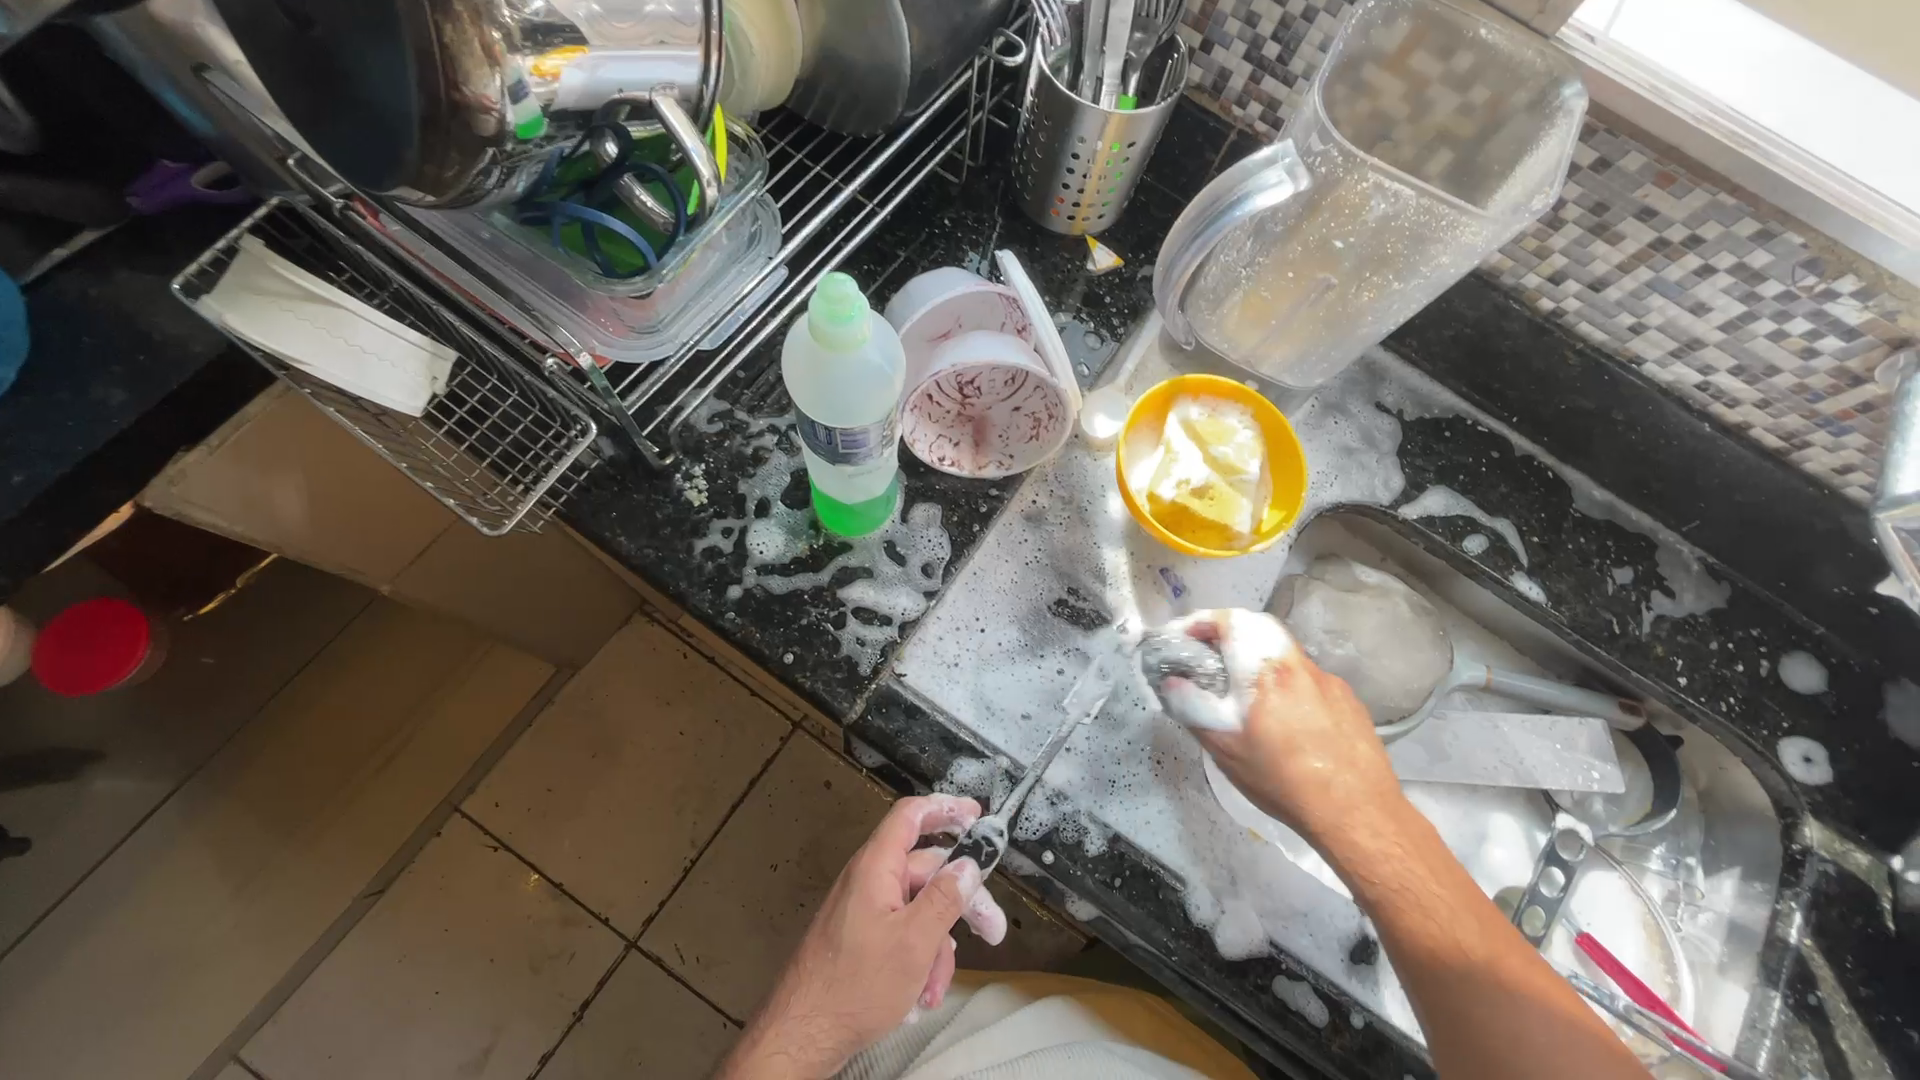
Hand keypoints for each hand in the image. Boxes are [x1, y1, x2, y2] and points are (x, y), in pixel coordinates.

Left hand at [716, 795, 1006, 1079]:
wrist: (803, 1035)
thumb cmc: (856, 985)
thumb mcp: (914, 942)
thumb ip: (945, 898)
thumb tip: (969, 863)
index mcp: (876, 866)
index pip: (911, 816)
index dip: (945, 809)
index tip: (977, 815)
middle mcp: (869, 880)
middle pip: (926, 871)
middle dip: (960, 903)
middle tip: (992, 929)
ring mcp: (864, 910)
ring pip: (918, 910)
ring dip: (937, 946)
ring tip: (935, 986)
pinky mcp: (862, 938)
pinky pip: (902, 934)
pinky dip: (917, 960)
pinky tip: (919, 995)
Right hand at [1172, 609, 1404, 848]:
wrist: (1357, 813)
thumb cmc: (1283, 781)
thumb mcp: (1225, 749)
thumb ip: (1192, 708)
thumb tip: (1171, 681)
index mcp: (1265, 671)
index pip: (1232, 620)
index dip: (1204, 621)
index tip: (1187, 638)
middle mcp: (1299, 666)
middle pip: (1260, 631)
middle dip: (1231, 638)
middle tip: (1211, 663)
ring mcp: (1329, 682)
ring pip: (1285, 657)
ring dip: (1260, 665)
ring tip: (1247, 700)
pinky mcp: (1349, 701)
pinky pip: (1308, 680)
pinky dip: (1288, 687)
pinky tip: (1286, 723)